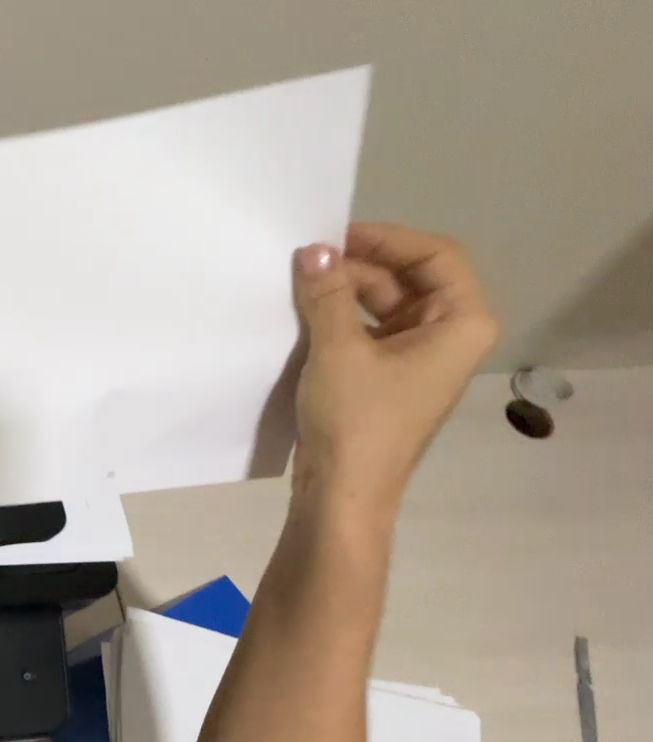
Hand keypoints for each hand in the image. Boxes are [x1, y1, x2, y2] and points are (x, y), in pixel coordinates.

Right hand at [290, 223, 500, 509]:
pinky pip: (364, 336)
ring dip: (340, 296)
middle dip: (357, 269)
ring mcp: (413, 361)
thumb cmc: (356, 418)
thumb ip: (326, 297)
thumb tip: (312, 250)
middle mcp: (446, 336)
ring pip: (380, 310)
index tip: (333, 236)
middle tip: (304, 261)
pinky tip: (300, 321)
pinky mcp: (381, 381)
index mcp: (460, 322)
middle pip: (406, 282)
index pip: (435, 258)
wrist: (343, 489)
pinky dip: (335, 324)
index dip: (386, 239)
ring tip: (296, 287)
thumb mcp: (338, 351)